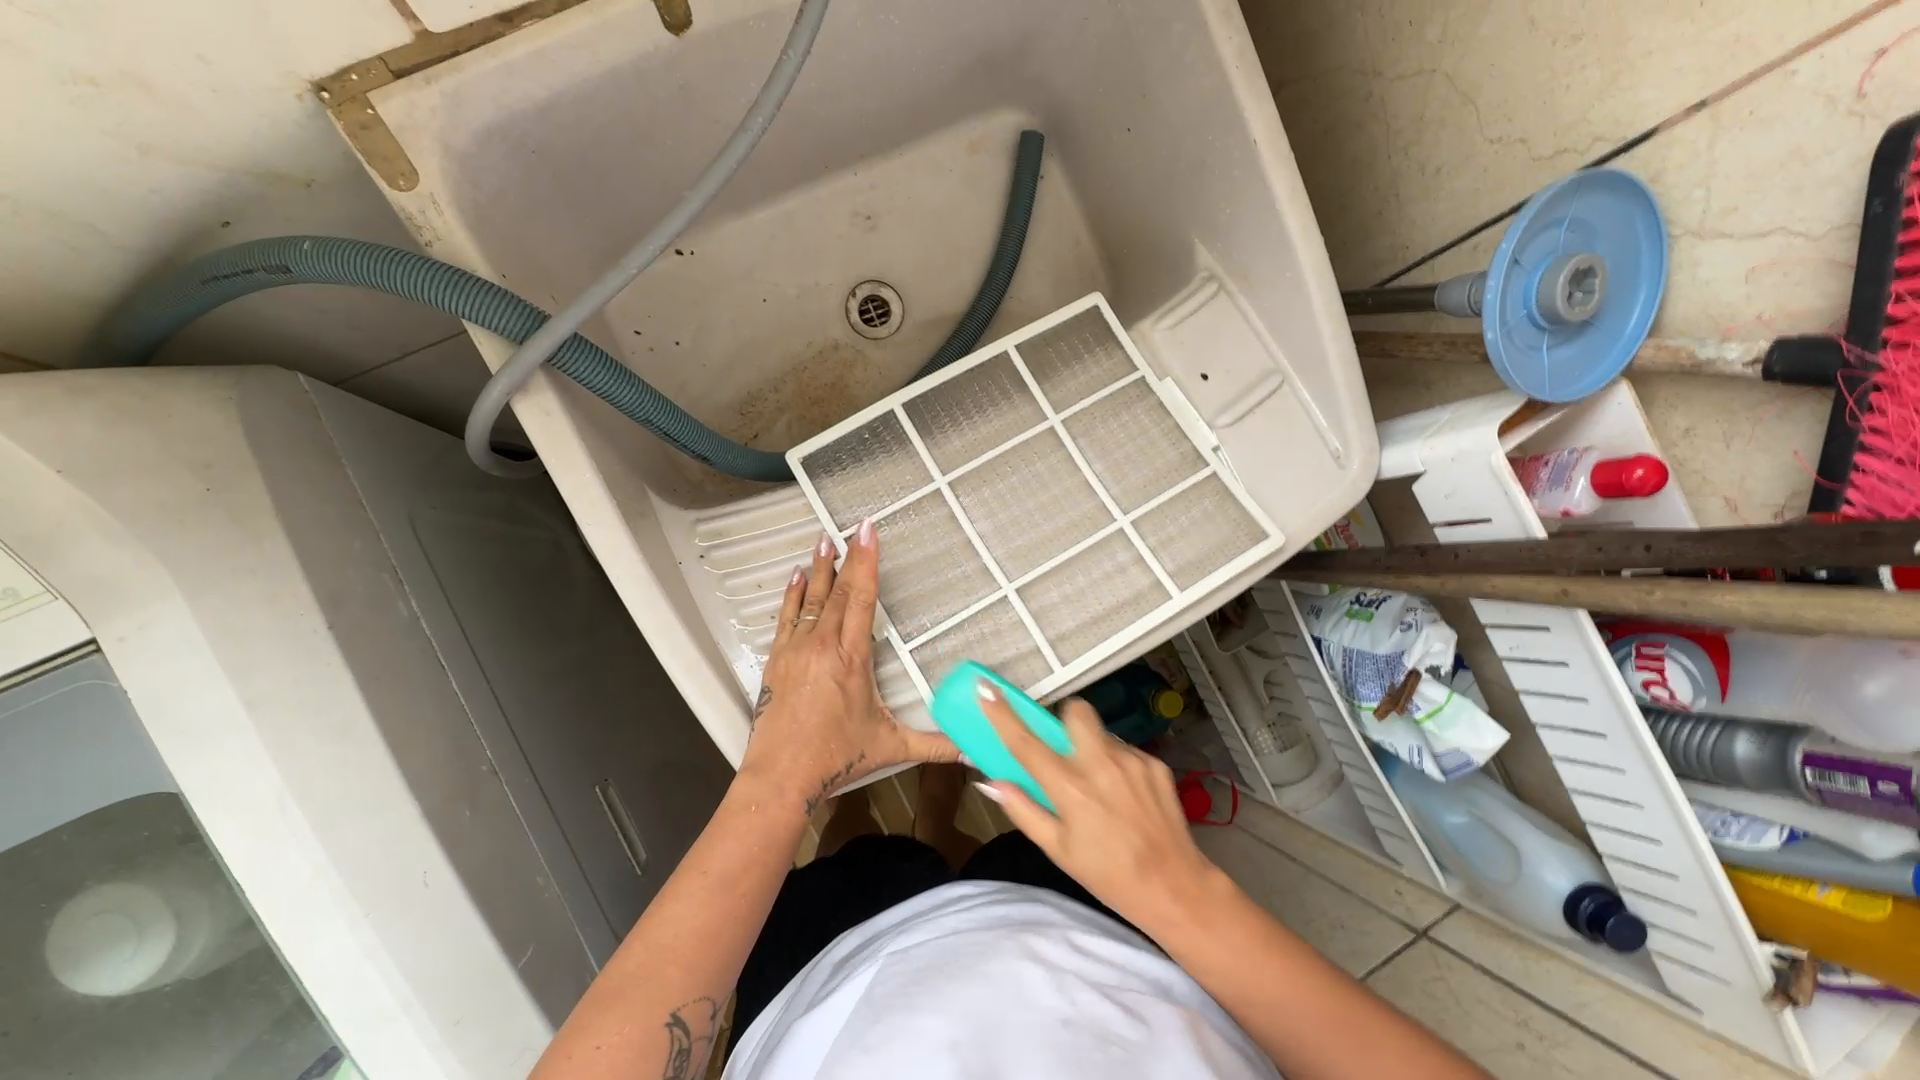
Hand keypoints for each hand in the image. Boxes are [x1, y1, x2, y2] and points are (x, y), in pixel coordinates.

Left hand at [738, 519, 958, 814]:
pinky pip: (786, 618)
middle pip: (836, 591)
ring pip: (809, 600)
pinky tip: (794, 578)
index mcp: (851, 658)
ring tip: (822, 539)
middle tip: (850, 527)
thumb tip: (972, 750)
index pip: (861, 599)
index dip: (866, 563)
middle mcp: (822, 645)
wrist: (780, 775)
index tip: (867, 533)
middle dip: (845, 556)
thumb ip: (934, 745)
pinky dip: (791, 595)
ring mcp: (796, 650)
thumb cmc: (836, 757)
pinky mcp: (776, 661)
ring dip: (817, 569)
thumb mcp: (890, 747)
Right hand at [978, 686, 1220, 930]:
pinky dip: (1117, 766)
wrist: (1173, 886)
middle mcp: (1101, 764)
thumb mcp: (1057, 850)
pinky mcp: (1155, 765)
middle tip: (1063, 748)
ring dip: (1092, 748)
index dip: (1003, 715)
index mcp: (1070, 788)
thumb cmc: (1107, 874)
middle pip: (1076, 711)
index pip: (1027, 743)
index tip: (987, 690)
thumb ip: (1023, 810)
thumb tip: (993, 781)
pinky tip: (1124, 797)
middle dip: (1065, 721)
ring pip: (1102, 733)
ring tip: (1099, 787)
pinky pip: (1126, 751)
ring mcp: (1133, 761)